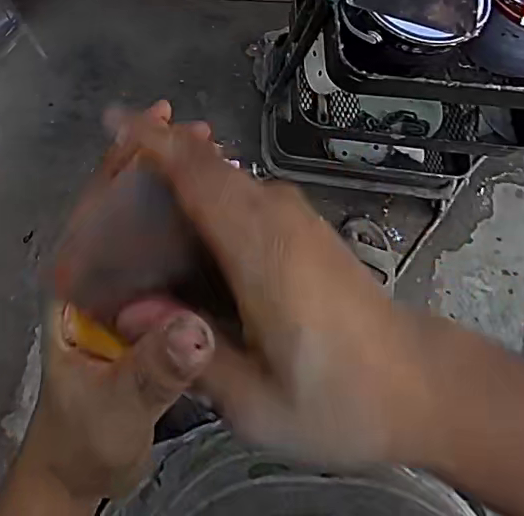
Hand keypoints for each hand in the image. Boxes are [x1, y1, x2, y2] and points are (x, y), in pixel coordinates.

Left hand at [0, 103, 217, 511]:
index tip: (158, 125)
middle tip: (201, 134)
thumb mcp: (116, 407)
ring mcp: (118, 282)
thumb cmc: (83, 437)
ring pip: (144, 217)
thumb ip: (151, 371)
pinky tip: (216, 210)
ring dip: (174, 183)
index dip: (125, 159)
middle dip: (157, 160)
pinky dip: (185, 219)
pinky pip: (163, 246)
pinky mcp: (141, 298)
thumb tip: (197, 332)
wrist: (80, 471)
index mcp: (75, 279)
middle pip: (123, 198)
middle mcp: (94, 269)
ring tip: (214, 157)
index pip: (97, 202)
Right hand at [128, 109, 438, 468]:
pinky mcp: (300, 221)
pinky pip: (239, 189)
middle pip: (205, 162)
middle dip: (155, 151)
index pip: (198, 173)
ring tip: (133, 203)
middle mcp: (274, 212)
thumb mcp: (256, 403)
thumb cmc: (338, 400)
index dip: (153, 141)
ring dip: (178, 171)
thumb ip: (190, 352)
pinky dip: (204, 190)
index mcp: (260, 245)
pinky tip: (182, 227)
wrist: (416, 382)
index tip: (114, 120)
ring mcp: (291, 212)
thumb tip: (129, 314)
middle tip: (107, 177)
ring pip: (223, 172)